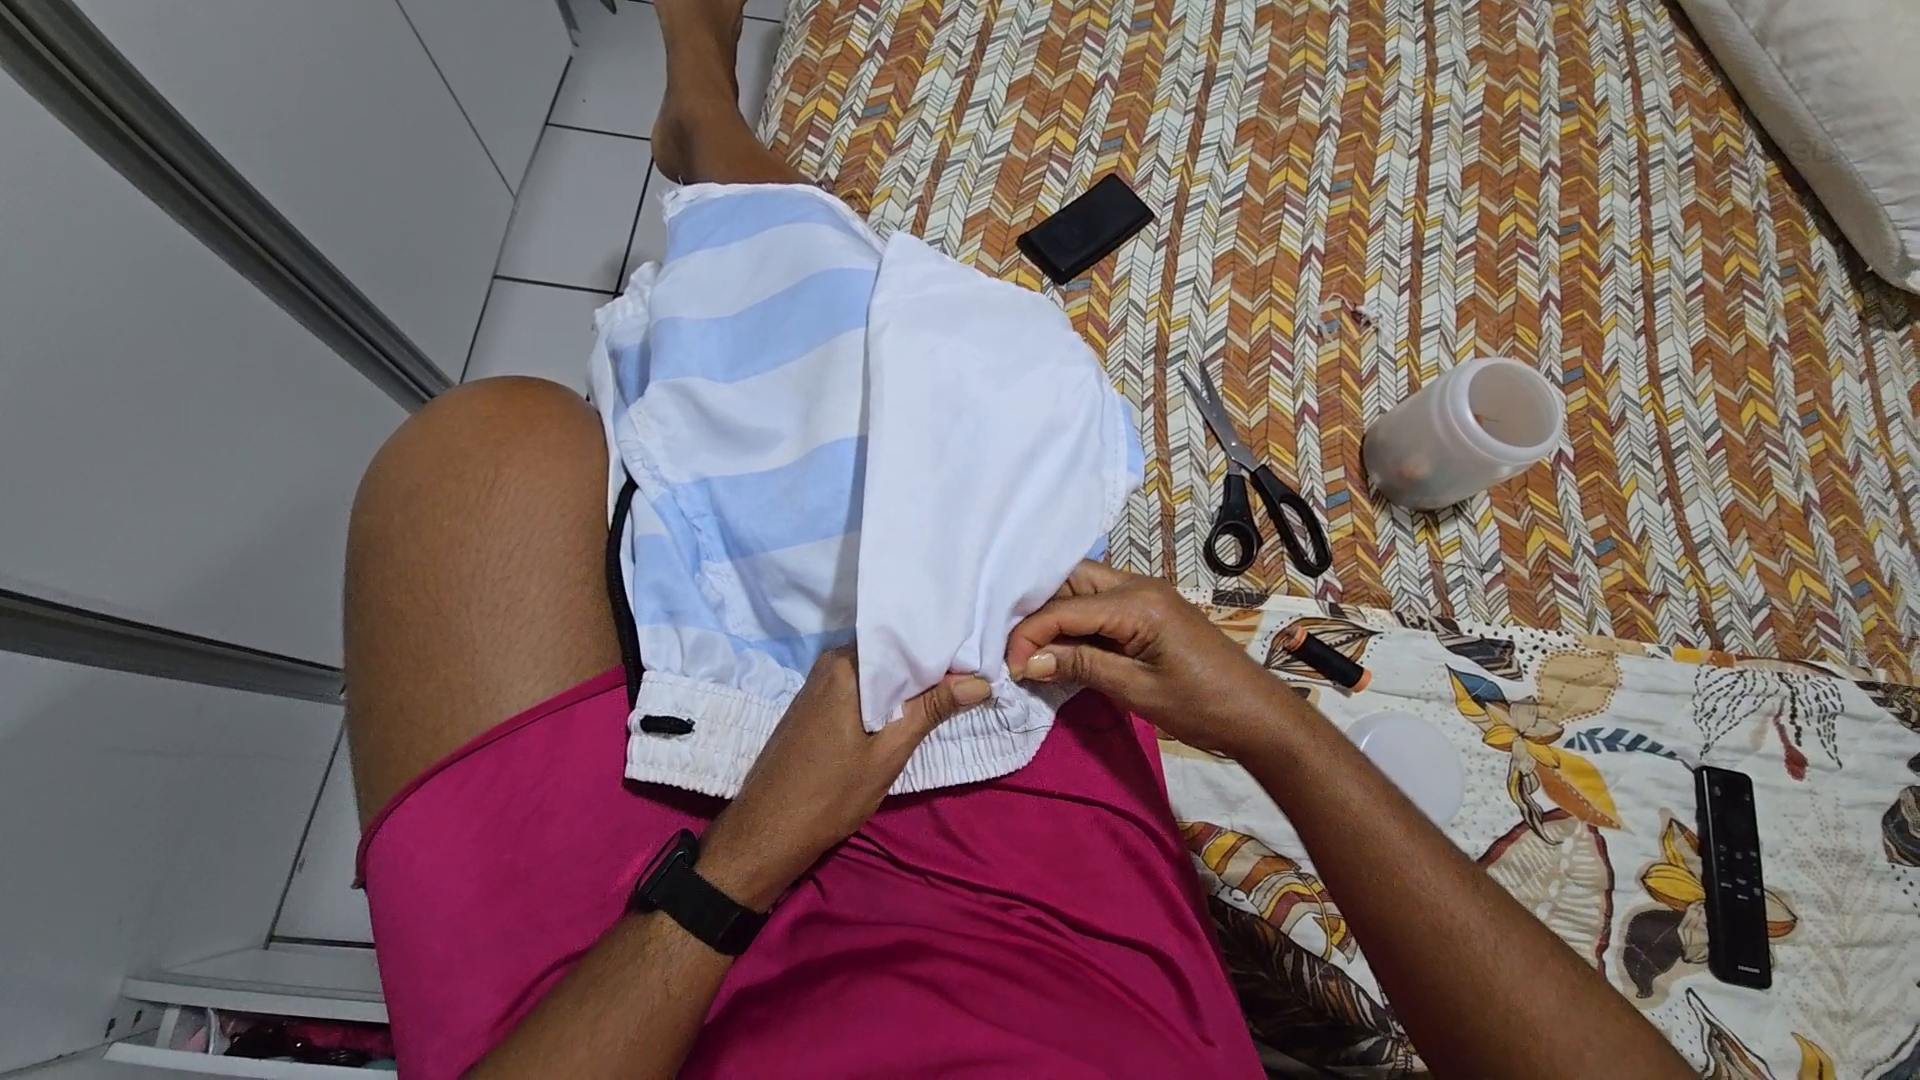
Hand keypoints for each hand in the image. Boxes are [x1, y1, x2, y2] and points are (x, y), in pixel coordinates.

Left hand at [697, 648, 989, 908]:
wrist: (766, 835)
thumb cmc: (829, 795)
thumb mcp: (888, 753)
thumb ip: (932, 711)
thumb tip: (980, 682)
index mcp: (845, 665)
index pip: (903, 641)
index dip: (940, 650)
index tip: (976, 656)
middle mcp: (830, 665)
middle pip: (890, 656)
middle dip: (927, 669)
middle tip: (973, 675)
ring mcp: (819, 686)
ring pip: (876, 675)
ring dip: (907, 687)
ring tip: (952, 690)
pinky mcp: (815, 707)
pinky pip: (860, 690)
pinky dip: (885, 699)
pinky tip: (910, 711)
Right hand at [1005, 561, 1283, 756]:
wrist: (1256, 714)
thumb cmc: (1201, 705)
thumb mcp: (1136, 689)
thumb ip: (1081, 666)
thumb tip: (1029, 662)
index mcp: (1137, 602)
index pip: (1064, 608)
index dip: (1029, 635)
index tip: (1011, 668)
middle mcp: (1138, 585)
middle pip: (1070, 581)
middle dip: (1036, 610)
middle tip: (1014, 646)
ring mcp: (1146, 594)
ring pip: (1083, 588)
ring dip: (1055, 612)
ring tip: (1030, 645)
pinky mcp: (1150, 609)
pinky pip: (1101, 603)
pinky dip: (1076, 619)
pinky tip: (1061, 643)